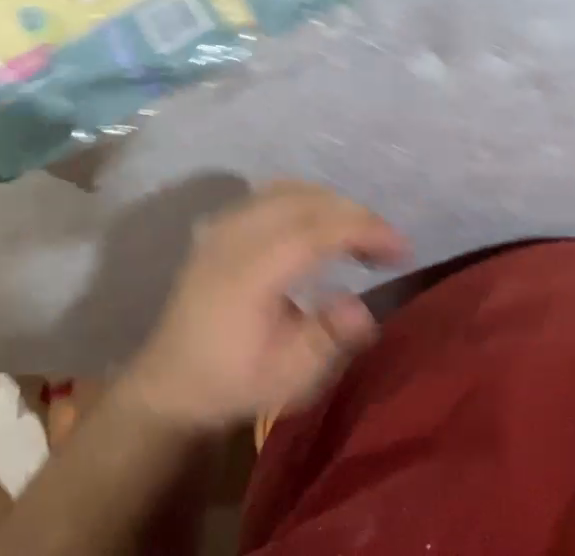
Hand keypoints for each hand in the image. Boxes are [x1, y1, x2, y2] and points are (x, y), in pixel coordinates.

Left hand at [119, 180, 410, 430]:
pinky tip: (320, 224)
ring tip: (360, 234)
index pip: (317, 230)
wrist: (172, 383)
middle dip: (356, 215)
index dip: (365, 230)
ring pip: (289, 190)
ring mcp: (224, 226)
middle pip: (307, 201)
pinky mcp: (220, 226)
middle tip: (389, 245)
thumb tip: (364, 306)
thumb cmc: (234, 382)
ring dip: (332, 204)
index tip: (402, 249)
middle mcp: (236, 237)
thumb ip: (329, 338)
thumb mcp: (288, 378)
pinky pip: (270, 194)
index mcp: (251, 272)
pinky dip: (306, 200)